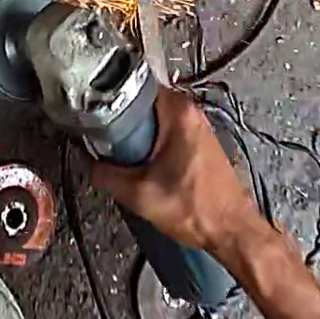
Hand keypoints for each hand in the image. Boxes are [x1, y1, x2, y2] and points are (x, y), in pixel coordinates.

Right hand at [90, 88, 265, 252]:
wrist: (233, 233)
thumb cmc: (196, 209)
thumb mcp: (138, 193)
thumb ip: (105, 174)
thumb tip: (87, 163)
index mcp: (178, 111)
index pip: (135, 85)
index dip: (111, 96)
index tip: (96, 111)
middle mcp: (191, 112)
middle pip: (144, 103)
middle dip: (123, 120)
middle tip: (107, 139)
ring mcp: (198, 126)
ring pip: (155, 118)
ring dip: (138, 133)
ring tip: (123, 154)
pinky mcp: (200, 142)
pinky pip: (167, 131)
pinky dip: (153, 142)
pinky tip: (144, 164)